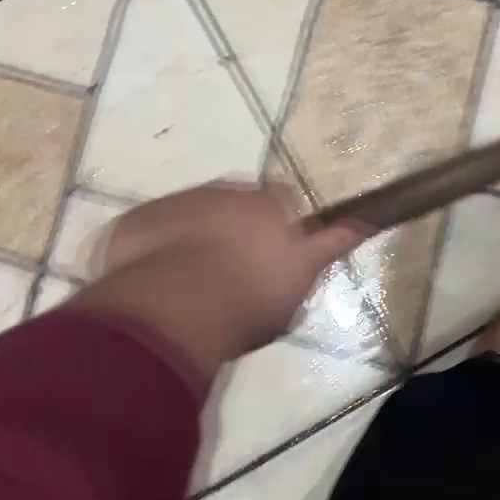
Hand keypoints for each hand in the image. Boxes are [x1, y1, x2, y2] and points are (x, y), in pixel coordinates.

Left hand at [68, 184, 368, 381]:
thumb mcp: (302, 276)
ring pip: (190, 217)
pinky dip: (152, 251)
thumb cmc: (250, 294)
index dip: (279, 226)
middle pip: (234, 205)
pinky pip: (148, 234)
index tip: (274, 258)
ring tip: (191, 286)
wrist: (176, 306)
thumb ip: (331, 245)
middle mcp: (223, 192)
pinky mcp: (135, 224)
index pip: (282, 200)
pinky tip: (154, 285)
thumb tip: (363, 221)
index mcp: (266, 203)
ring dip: (192, 239)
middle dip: (234, 230)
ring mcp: (176, 204)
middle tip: (232, 276)